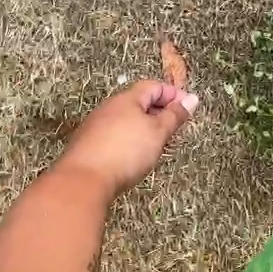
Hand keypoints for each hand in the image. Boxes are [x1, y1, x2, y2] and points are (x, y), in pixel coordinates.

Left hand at [53, 80, 198, 196]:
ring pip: (126, 121)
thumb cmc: (124, 152)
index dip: (173, 95)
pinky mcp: (85, 148)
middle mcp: (109, 108)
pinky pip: (113, 137)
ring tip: (155, 147)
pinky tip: (131, 159)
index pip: (155, 86)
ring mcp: (94, 128)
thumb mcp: (158, 132)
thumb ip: (176, 115)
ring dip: (143, 129)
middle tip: (173, 129)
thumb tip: (192, 99)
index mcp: (127, 98)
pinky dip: (127, 142)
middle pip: (139, 103)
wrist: (79, 184)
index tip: (187, 110)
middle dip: (159, 113)